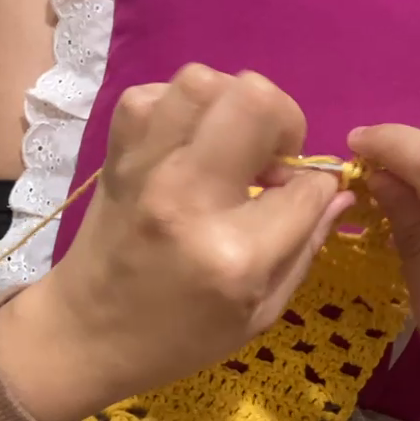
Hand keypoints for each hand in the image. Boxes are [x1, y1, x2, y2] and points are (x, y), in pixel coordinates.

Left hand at [0, 66, 352, 420]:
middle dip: (282, 121)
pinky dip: (182, 109)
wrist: (82, 333)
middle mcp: (186, 195)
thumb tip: (336, 189)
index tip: (307, 193)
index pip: (303, 186)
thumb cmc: (177, 338)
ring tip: (229, 145)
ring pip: (203, 82)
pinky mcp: (115, 152)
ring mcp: (144, 166)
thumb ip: (306, 246)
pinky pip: (155, 93)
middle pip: (254, 100)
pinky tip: (187, 145)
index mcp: (231, 253)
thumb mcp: (258, 316)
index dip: (317, 185)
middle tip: (270, 159)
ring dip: (230, 106)